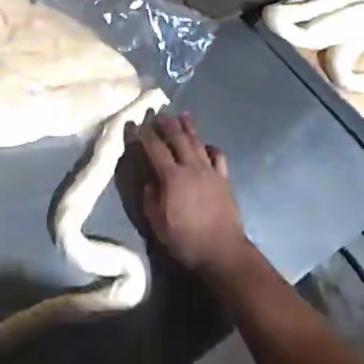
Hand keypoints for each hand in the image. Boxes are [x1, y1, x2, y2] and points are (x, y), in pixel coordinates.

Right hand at [137, 112, 251, 277]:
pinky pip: (218, 156)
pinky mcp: (224, 179)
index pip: (156, 149)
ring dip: (189, 127)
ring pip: (198, 142)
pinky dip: (210, 147)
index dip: (147, 135)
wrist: (223, 250)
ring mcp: (210, 171)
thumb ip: (151, 199)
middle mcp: (191, 168)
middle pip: (178, 138)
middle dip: (167, 123)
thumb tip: (151, 183)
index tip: (139, 125)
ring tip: (182, 114)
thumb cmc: (186, 239)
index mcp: (172, 177)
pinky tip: (206, 145)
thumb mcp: (158, 224)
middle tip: (160, 113)